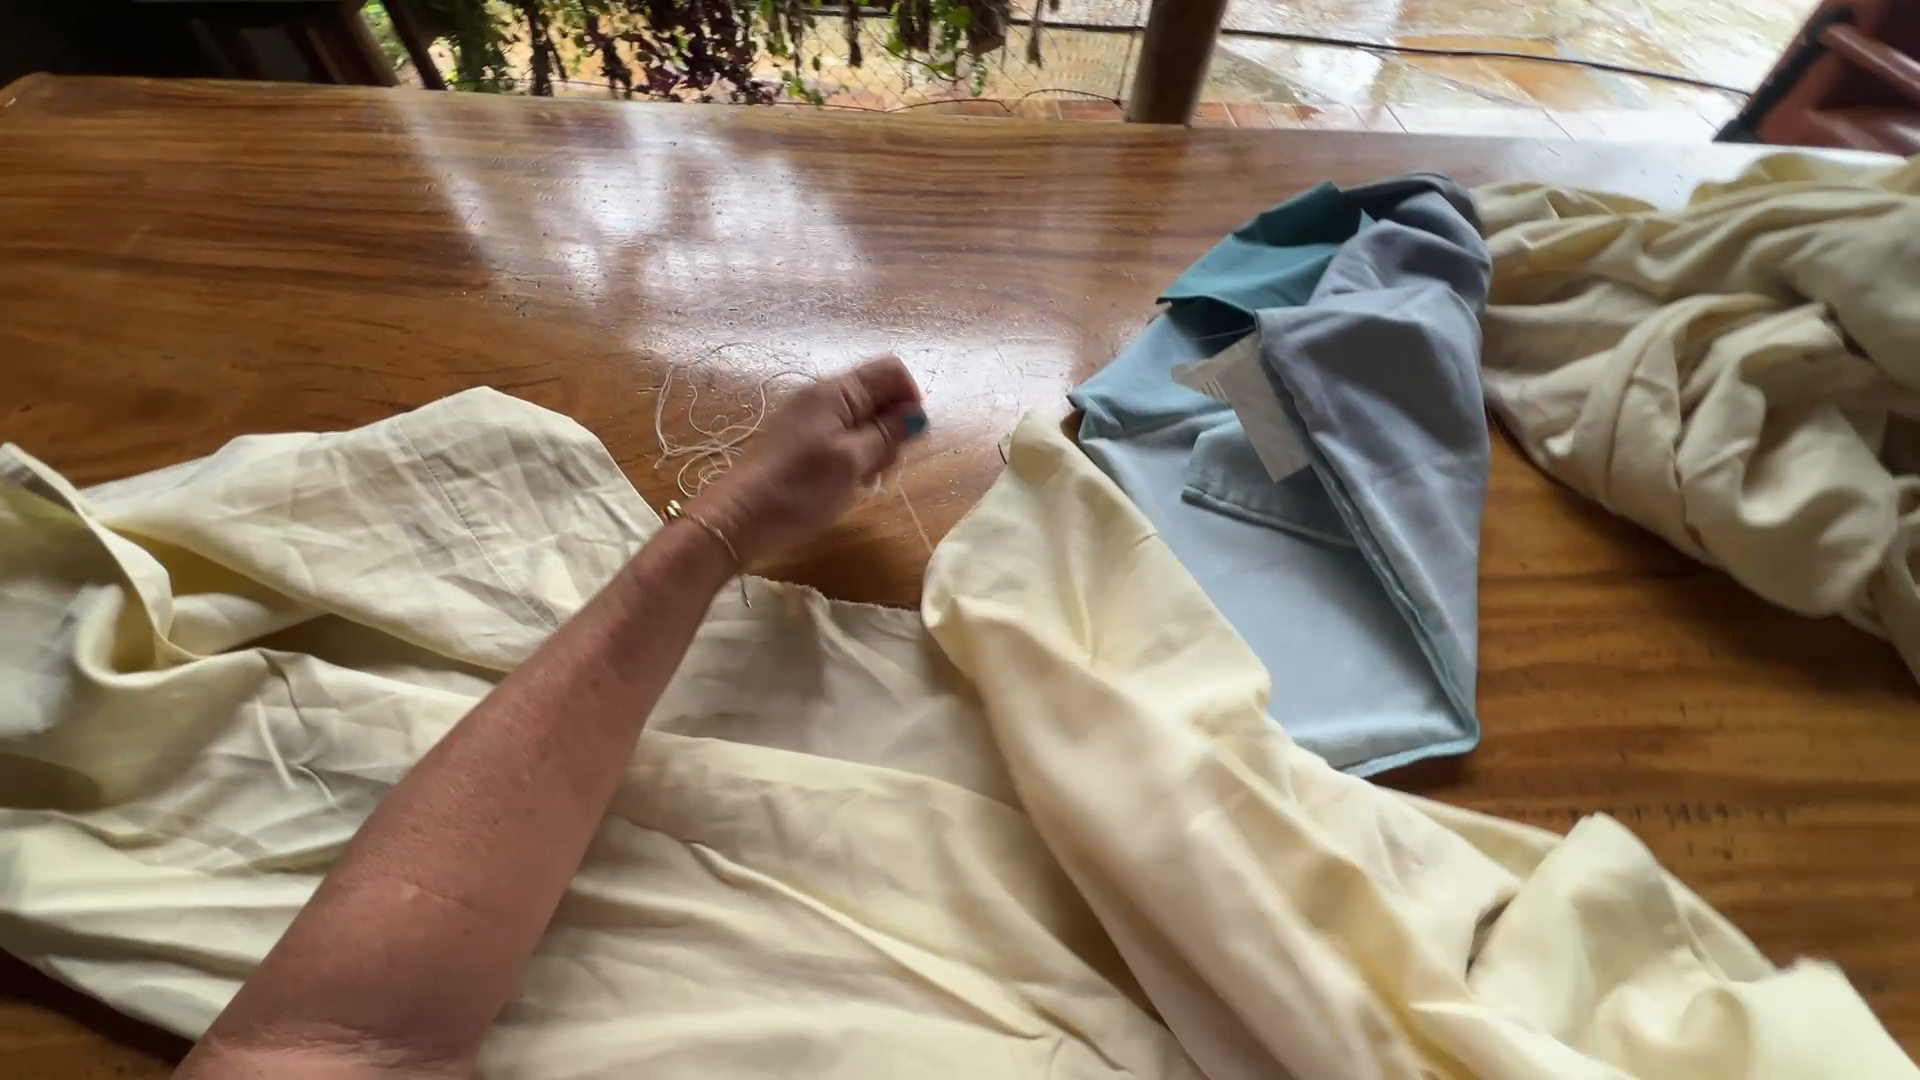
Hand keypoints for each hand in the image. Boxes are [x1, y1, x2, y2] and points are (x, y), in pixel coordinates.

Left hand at [691, 356, 925, 564]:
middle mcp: (823, 397)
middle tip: (883, 467)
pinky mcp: (802, 443)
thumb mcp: (853, 462)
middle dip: (894, 429)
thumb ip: (888, 433)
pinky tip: (848, 485)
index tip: (911, 439)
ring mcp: (810, 420)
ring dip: (876, 449)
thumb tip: (917, 413)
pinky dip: (856, 459)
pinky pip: (844, 440)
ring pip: (863, 422)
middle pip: (878, 397)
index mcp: (836, 391)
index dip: (911, 400)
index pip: (891, 371)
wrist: (739, 520)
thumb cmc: (799, 489)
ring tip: (864, 482)